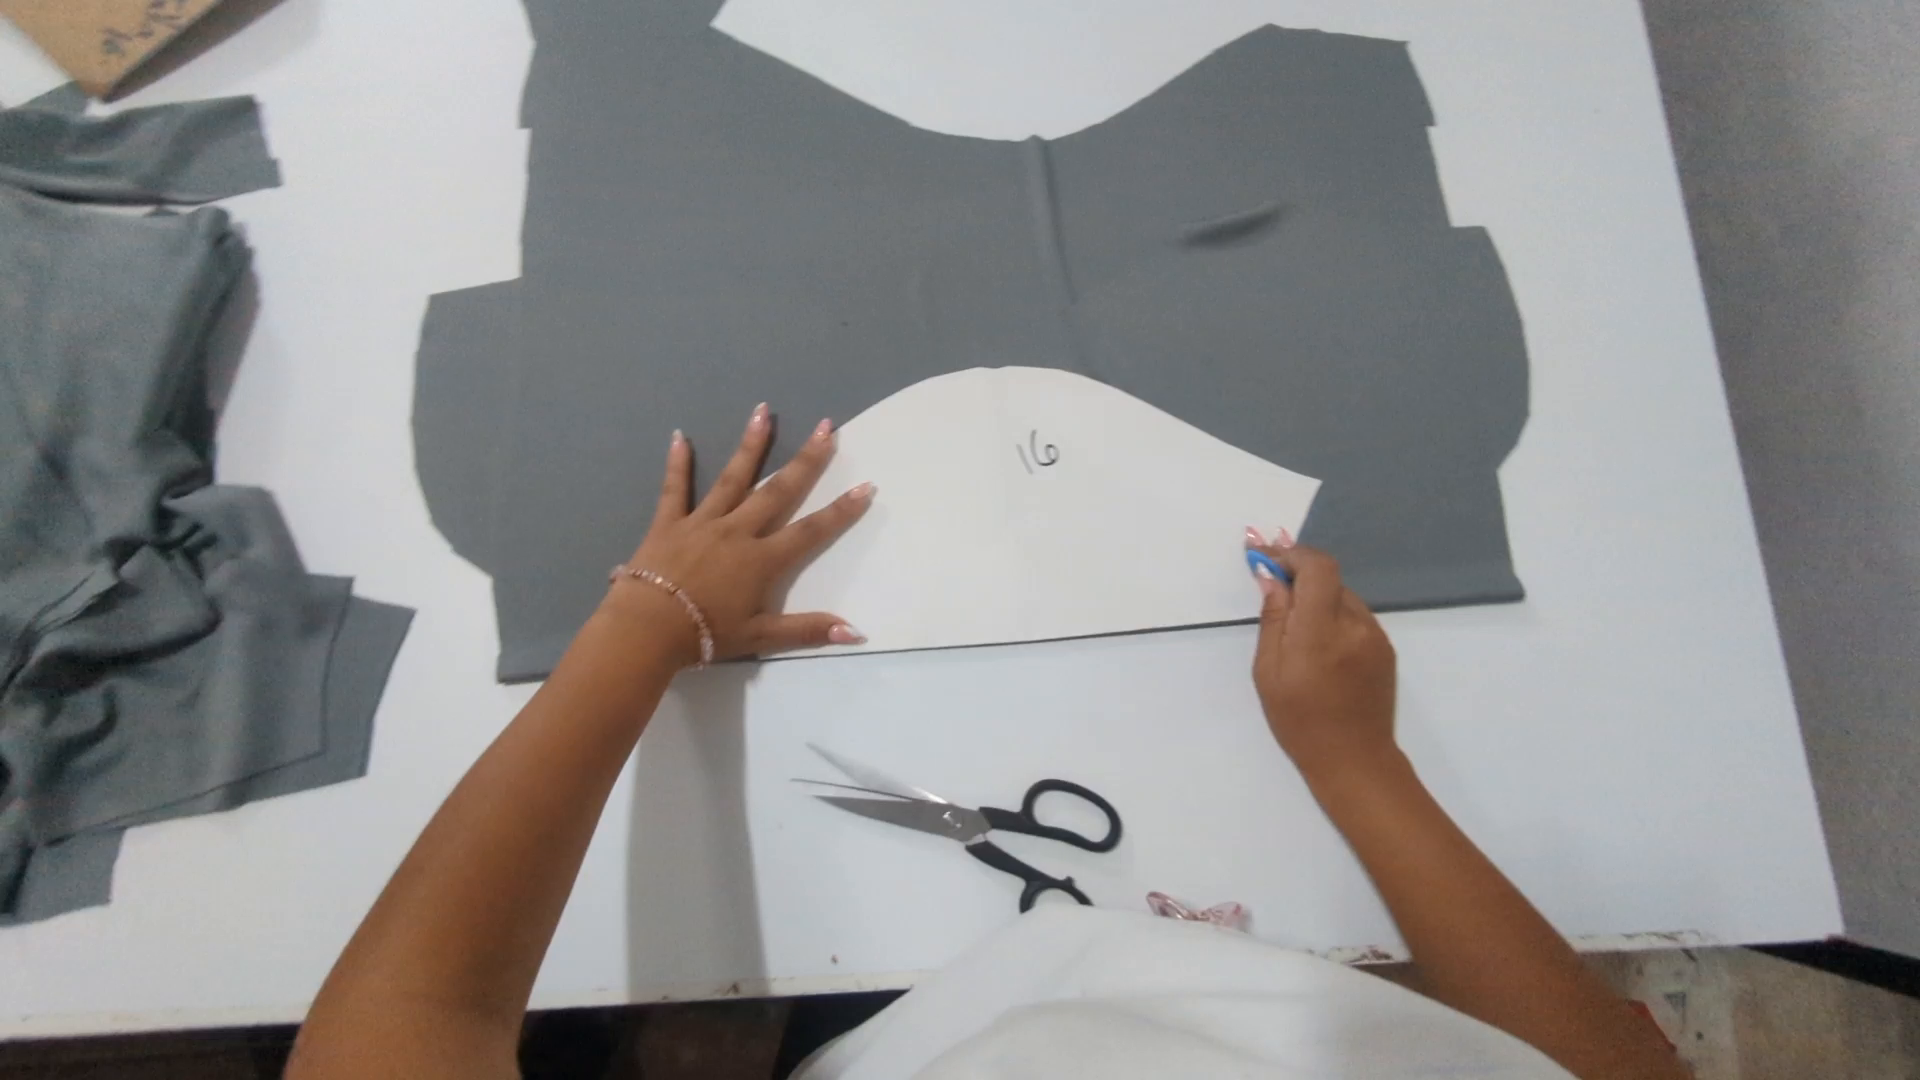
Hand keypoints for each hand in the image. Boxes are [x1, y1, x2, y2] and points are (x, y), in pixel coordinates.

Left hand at [600, 403, 873, 664]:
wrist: (646, 630)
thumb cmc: (706, 635)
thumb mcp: (761, 638)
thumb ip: (808, 631)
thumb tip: (856, 633)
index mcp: (763, 559)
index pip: (811, 530)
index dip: (841, 510)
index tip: (866, 486)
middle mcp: (738, 531)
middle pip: (778, 490)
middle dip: (806, 458)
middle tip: (826, 427)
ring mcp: (702, 522)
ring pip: (732, 478)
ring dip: (751, 444)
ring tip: (763, 411)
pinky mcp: (669, 523)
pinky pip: (674, 488)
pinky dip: (678, 463)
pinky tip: (680, 436)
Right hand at [1247, 530, 1398, 789]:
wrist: (1354, 759)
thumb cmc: (1298, 719)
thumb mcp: (1268, 670)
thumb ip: (1273, 619)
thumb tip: (1271, 578)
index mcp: (1321, 631)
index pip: (1317, 568)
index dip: (1291, 554)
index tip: (1265, 557)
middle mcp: (1355, 625)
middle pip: (1329, 578)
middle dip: (1298, 574)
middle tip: (1270, 582)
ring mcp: (1375, 635)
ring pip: (1341, 596)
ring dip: (1315, 595)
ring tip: (1291, 618)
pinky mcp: (1384, 647)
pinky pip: (1353, 616)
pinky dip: (1331, 614)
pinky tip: (1316, 640)